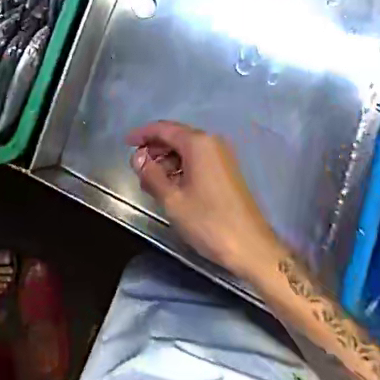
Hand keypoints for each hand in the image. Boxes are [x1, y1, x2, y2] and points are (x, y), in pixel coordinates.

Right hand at [127, 121, 280, 276]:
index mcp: (198, 143)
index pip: (163, 129)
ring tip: (151, 182)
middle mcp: (212, 143)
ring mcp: (222, 157)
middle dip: (153, 149)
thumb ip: (150, 174)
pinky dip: (180, 168)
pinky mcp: (227, 172)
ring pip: (186, 149)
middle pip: (175, 137)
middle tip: (137, 167)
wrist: (253, 249)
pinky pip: (197, 160)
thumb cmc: (209, 222)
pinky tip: (171, 187)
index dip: (141, 135)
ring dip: (166, 161)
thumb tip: (138, 158)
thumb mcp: (172, 199)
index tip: (125, 143)